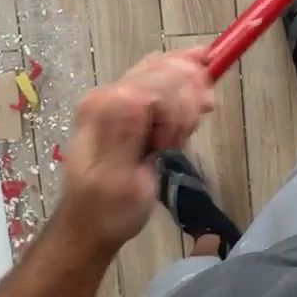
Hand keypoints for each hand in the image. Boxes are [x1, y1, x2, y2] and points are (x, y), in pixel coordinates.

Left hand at [55, 50, 215, 248]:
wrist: (89, 225)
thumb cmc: (110, 211)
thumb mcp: (122, 182)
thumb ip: (129, 135)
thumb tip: (144, 96)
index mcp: (105, 111)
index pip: (156, 84)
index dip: (183, 99)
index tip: (202, 118)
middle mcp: (106, 96)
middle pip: (161, 71)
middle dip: (188, 89)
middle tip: (207, 109)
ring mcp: (113, 98)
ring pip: (161, 71)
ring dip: (186, 89)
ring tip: (198, 111)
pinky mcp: (122, 105)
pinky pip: (157, 80)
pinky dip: (179, 87)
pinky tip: (193, 96)